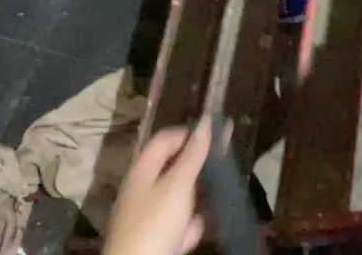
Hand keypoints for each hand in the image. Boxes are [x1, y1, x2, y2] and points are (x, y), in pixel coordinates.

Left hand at [104, 122, 209, 254]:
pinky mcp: (153, 241)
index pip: (164, 140)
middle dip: (195, 166)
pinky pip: (175, 226)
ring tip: (213, 195)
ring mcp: (146, 217)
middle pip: (171, 169)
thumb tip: (205, 121)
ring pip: (175, 199)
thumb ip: (193, 154)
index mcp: (142, 170)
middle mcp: (141, 190)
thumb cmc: (155, 223)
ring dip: (193, 198)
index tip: (212, 137)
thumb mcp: (177, 185)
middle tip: (220, 162)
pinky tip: (195, 230)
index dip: (187, 134)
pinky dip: (187, 226)